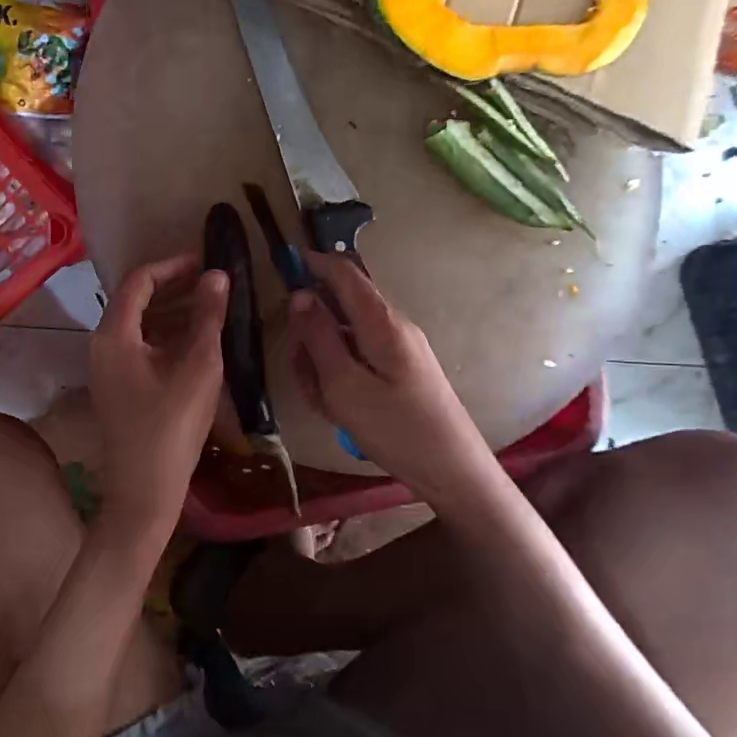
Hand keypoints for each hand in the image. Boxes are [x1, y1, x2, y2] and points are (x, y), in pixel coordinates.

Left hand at [90, 253, 228, 534]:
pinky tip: (195, 341)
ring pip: (139, 324)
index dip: (173, 266)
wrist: (145, 490)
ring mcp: (107, 367)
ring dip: (172, 310)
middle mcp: (102, 345)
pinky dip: (166, 334)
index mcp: (114, 335)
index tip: (205, 262)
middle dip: (174, 286)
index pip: (139, 280)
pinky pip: (140, 345)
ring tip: (210, 306)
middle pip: (135, 299)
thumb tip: (218, 274)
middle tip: (211, 282)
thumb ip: (208, 316)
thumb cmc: (173, 425)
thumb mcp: (199, 366)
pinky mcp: (117, 386)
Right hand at [288, 253, 499, 497]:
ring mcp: (398, 350)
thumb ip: (319, 338)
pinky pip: (358, 360)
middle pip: (339, 310)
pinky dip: (339, 378)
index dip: (314, 263)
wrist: (453, 472)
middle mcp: (392, 327)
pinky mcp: (400, 371)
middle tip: (303, 375)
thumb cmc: (396, 429)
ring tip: (324, 404)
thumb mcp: (344, 386)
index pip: (345, 274)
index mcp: (382, 323)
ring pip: (344, 339)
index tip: (283, 266)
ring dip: (322, 363)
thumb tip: (300, 295)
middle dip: (312, 335)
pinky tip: (339, 410)